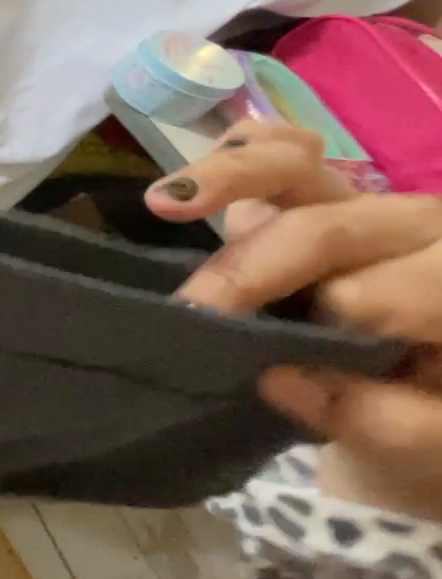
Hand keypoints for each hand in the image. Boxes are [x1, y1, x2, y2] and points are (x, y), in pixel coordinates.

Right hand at [148, 121, 441, 519]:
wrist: (419, 373)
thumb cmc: (431, 405)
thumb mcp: (437, 435)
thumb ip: (384, 419)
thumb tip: (272, 377)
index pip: (375, 297)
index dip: (323, 331)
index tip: (277, 374)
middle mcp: (417, 226)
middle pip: (319, 231)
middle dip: (246, 274)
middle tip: (193, 315)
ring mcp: (357, 197)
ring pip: (288, 163)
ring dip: (221, 181)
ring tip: (165, 205)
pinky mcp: (305, 185)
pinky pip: (271, 142)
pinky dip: (230, 152)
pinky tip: (184, 183)